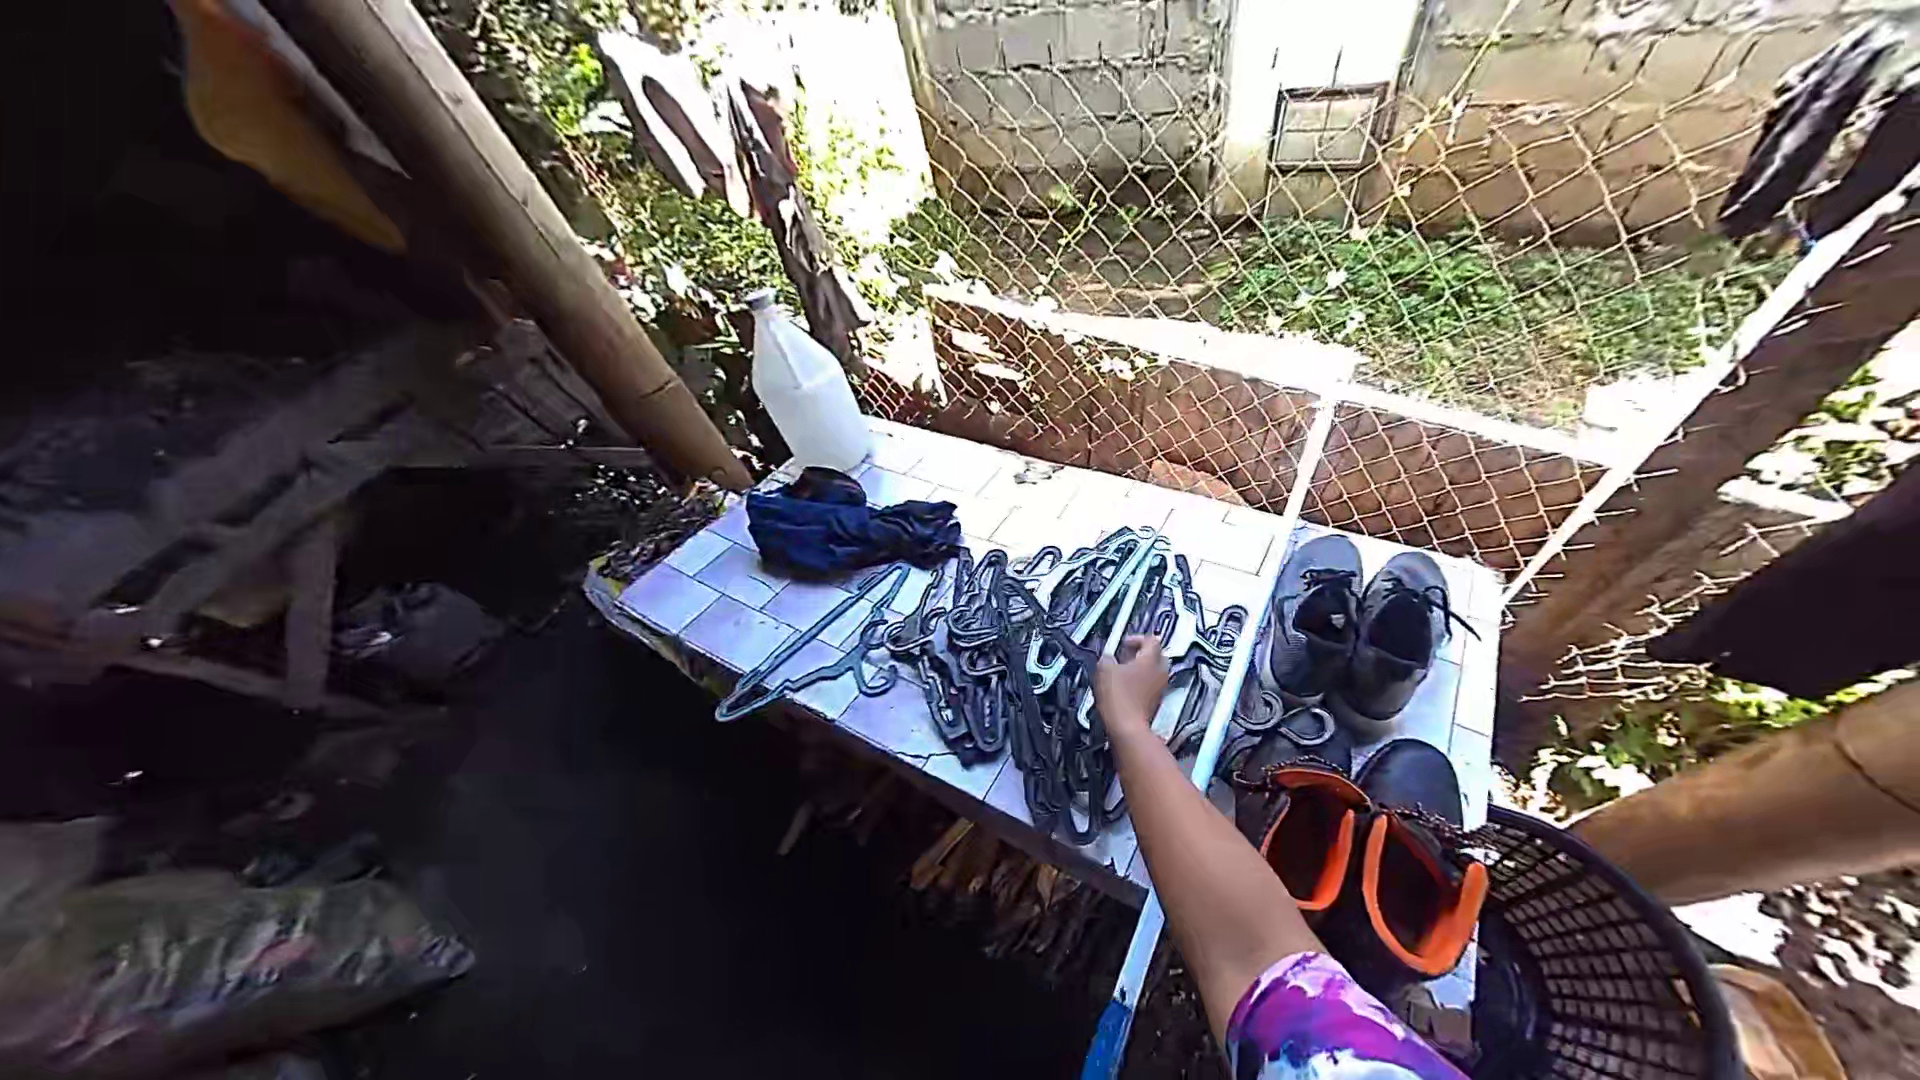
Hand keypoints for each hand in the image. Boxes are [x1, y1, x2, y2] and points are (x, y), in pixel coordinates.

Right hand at [1095, 634, 1168, 734]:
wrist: (1127, 727)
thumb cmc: (1118, 696)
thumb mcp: (1105, 669)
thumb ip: (1108, 658)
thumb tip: (1109, 658)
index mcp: (1150, 659)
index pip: (1151, 640)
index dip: (1137, 638)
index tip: (1124, 643)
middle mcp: (1160, 672)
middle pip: (1156, 655)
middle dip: (1141, 653)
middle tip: (1125, 656)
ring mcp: (1160, 688)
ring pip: (1154, 671)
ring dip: (1141, 669)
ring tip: (1124, 672)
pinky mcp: (1156, 702)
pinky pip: (1151, 685)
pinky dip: (1141, 683)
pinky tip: (1126, 688)